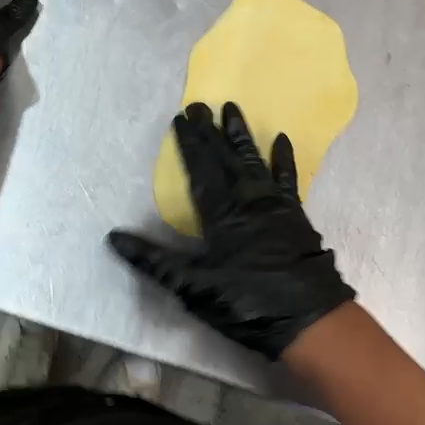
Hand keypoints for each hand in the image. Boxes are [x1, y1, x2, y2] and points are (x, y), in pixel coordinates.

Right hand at [108, 101, 354, 358]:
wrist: (311, 320)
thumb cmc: (247, 304)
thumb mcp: (193, 287)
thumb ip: (153, 261)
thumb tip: (114, 237)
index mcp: (222, 215)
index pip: (201, 169)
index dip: (189, 143)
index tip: (181, 117)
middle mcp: (249, 201)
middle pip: (225, 159)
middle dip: (210, 131)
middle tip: (200, 104)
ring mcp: (276, 206)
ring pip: (255, 161)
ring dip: (242, 135)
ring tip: (232, 108)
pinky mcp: (296, 216)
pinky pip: (288, 180)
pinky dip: (283, 161)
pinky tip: (281, 141)